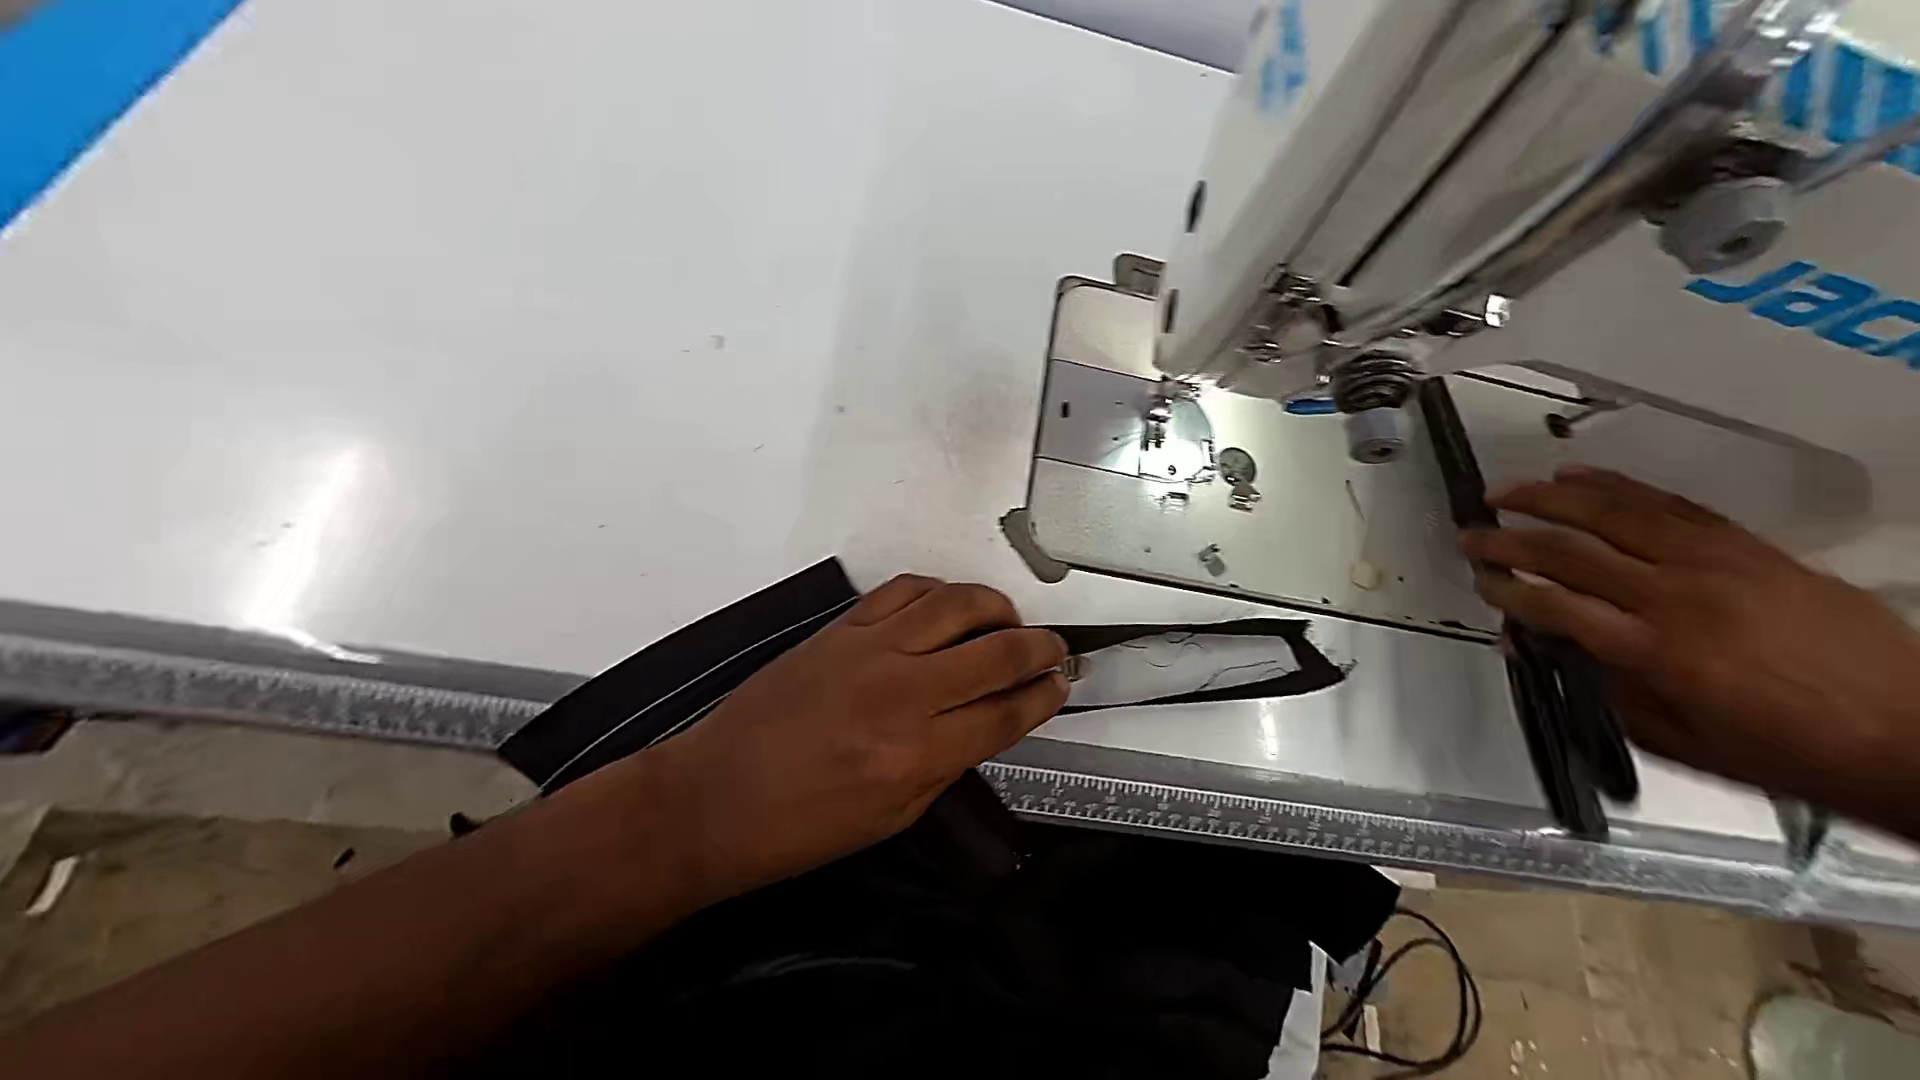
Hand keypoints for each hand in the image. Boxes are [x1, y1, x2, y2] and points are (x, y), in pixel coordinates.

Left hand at [568, 575, 1068, 902]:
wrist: (717, 795)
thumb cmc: (805, 825)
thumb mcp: (894, 816)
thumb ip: (949, 763)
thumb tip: (988, 722)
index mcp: (919, 754)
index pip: (1007, 712)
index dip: (1046, 694)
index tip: (1063, 682)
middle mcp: (903, 692)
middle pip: (997, 651)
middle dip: (1040, 646)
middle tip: (1054, 648)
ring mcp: (870, 650)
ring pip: (956, 604)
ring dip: (997, 607)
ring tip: (1008, 621)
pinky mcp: (841, 627)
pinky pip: (904, 589)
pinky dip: (939, 591)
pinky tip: (949, 605)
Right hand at [1460, 466, 1919, 832]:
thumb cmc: (1785, 750)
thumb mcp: (1669, 736)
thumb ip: (1591, 684)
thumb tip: (1531, 643)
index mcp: (1654, 651)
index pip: (1552, 605)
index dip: (1504, 590)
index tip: (1479, 581)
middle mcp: (1678, 599)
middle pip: (1570, 554)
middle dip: (1507, 542)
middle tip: (1471, 535)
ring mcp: (1718, 566)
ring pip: (1613, 515)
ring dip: (1549, 499)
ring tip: (1507, 491)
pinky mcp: (1751, 549)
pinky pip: (1672, 506)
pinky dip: (1618, 486)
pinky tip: (1579, 477)